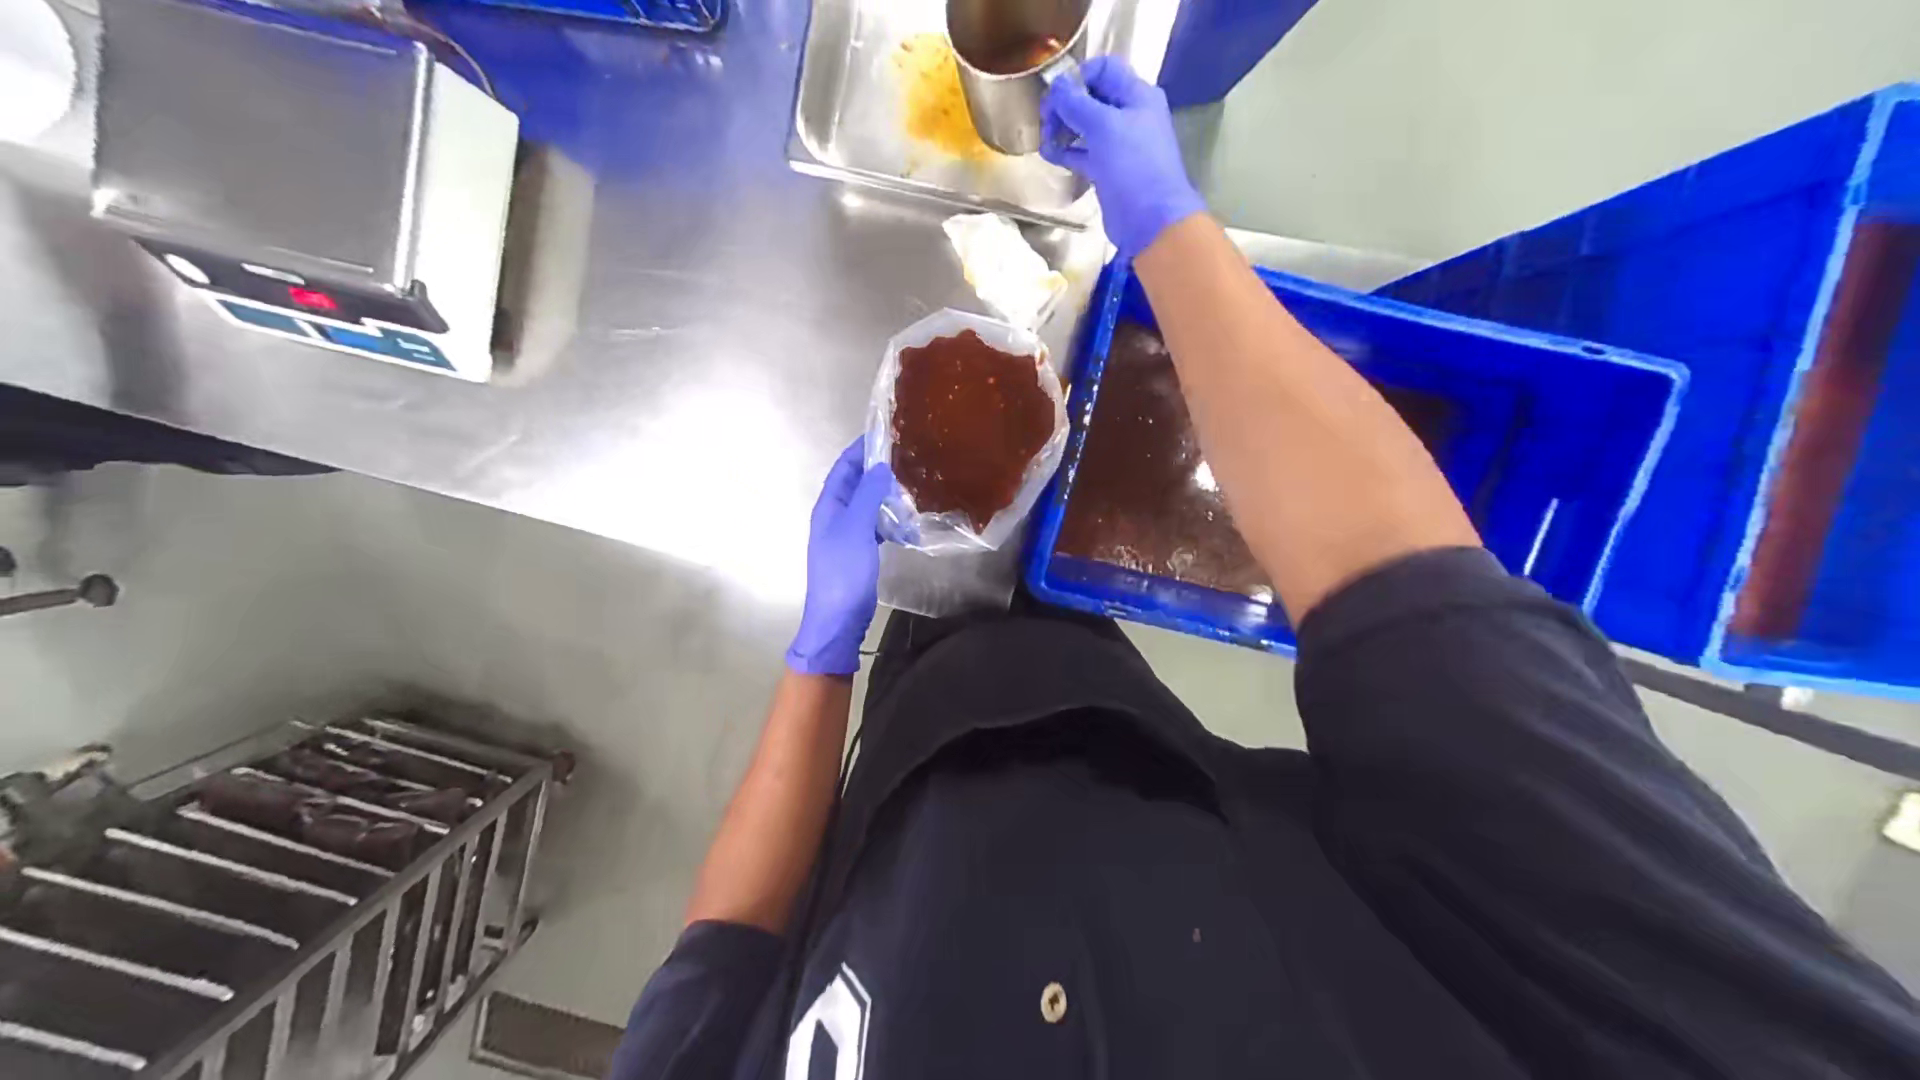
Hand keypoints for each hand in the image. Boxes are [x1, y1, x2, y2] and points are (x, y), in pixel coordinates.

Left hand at [787, 437, 894, 676]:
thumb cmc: (843, 572)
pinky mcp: (859, 554)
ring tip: (911, 483)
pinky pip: (874, 526)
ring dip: (884, 493)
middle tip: (905, 456)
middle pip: (854, 485)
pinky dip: (888, 518)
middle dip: (875, 469)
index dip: (860, 450)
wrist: (838, 620)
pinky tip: (906, 520)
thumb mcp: (856, 529)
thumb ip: (868, 496)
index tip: (884, 434)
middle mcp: (834, 518)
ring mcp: (846, 537)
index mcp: (828, 508)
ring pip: (866, 506)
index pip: (843, 469)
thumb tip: (880, 466)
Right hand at [1040, 56, 1204, 257]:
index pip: (1103, 70)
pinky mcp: (1107, 171)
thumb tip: (1055, 87)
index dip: (1078, 77)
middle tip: (1045, 120)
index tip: (1054, 94)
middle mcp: (1129, 116)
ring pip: (1085, 127)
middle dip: (1066, 105)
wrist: (1151, 219)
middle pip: (1091, 98)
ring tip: (1045, 139)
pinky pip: (1083, 154)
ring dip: (1063, 129)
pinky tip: (1049, 154)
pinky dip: (1067, 152)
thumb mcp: (1104, 126)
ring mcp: (1118, 145)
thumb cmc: (1133, 166)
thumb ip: (1077, 104)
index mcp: (1136, 95)